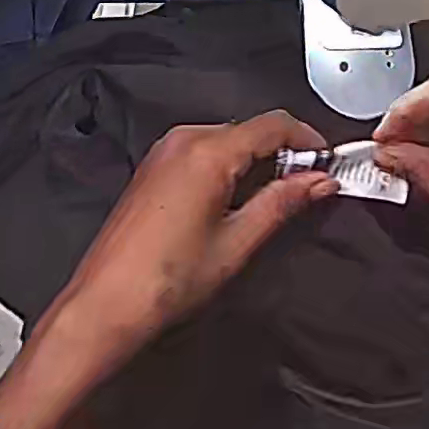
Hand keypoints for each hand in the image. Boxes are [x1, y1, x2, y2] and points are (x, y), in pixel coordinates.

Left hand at [44, 110, 338, 367]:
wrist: (103, 304)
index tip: (325, 159)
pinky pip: (204, 148)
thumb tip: (317, 181)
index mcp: (208, 151)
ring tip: (276, 193)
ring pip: (228, 136)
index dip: (307, 138)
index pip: (273, 124)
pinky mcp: (156, 164)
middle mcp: (185, 139)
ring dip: (257, 157)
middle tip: (307, 183)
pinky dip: (230, 162)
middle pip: (251, 128)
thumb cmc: (164, 280)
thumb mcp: (236, 242)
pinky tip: (237, 194)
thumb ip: (282, 202)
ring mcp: (166, 150)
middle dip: (284, 150)